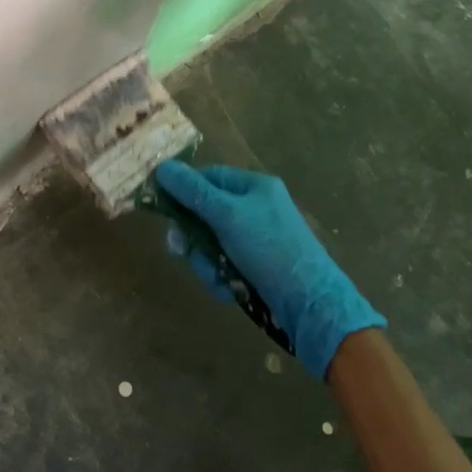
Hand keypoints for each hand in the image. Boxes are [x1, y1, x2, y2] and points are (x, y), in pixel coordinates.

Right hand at [155, 160, 385, 378]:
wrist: (310, 304)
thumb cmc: (269, 249)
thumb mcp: (227, 215)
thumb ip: (192, 192)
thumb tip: (161, 166)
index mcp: (254, 186)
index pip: (208, 176)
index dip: (183, 189)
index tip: (161, 206)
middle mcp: (255, 208)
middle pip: (205, 212)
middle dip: (192, 234)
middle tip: (180, 249)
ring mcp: (256, 239)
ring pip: (211, 242)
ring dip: (206, 260)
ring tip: (217, 276)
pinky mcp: (256, 266)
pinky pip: (224, 263)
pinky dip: (221, 276)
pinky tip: (229, 289)